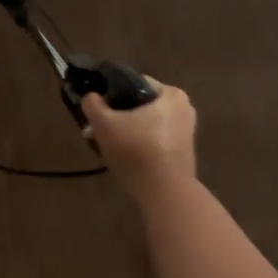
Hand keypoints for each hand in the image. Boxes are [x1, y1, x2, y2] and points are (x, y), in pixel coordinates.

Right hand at [82, 77, 196, 192]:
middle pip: (141, 106)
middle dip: (119, 116)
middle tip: (99, 130)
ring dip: (127, 131)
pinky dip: (141, 145)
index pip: (135, 84)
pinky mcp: (184, 153)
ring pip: (147, 125)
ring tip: (107, 145)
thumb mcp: (104, 124)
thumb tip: (91, 97)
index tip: (99, 110)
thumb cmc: (136, 150)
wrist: (164, 192)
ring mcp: (186, 133)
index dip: (113, 95)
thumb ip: (93, 105)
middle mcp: (184, 109)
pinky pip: (156, 141)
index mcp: (171, 94)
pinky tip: (125, 158)